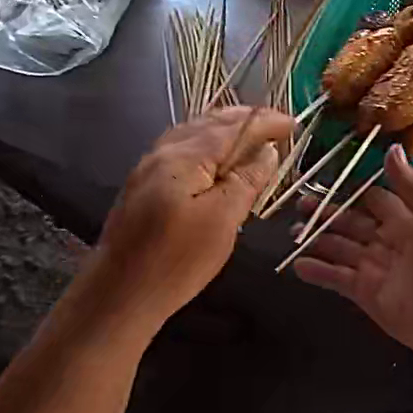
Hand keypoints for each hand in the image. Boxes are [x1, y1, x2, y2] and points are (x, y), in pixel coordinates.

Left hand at [94, 106, 293, 321]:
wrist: (119, 294)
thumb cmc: (176, 260)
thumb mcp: (223, 220)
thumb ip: (246, 181)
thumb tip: (267, 152)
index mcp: (183, 158)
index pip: (232, 127)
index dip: (264, 123)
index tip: (292, 124)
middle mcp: (163, 153)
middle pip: (209, 122)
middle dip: (245, 119)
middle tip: (277, 126)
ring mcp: (149, 168)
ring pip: (193, 133)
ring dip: (226, 128)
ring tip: (253, 136)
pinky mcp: (144, 185)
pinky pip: (183, 148)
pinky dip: (209, 143)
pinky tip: (217, 157)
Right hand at [292, 144, 412, 357]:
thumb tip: (391, 148)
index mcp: (407, 219)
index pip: (374, 198)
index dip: (353, 188)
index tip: (328, 177)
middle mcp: (387, 240)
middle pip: (351, 222)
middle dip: (327, 212)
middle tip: (300, 203)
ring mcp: (374, 267)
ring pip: (340, 247)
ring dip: (317, 238)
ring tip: (294, 231)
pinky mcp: (365, 293)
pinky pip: (336, 279)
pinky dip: (318, 271)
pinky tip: (298, 264)